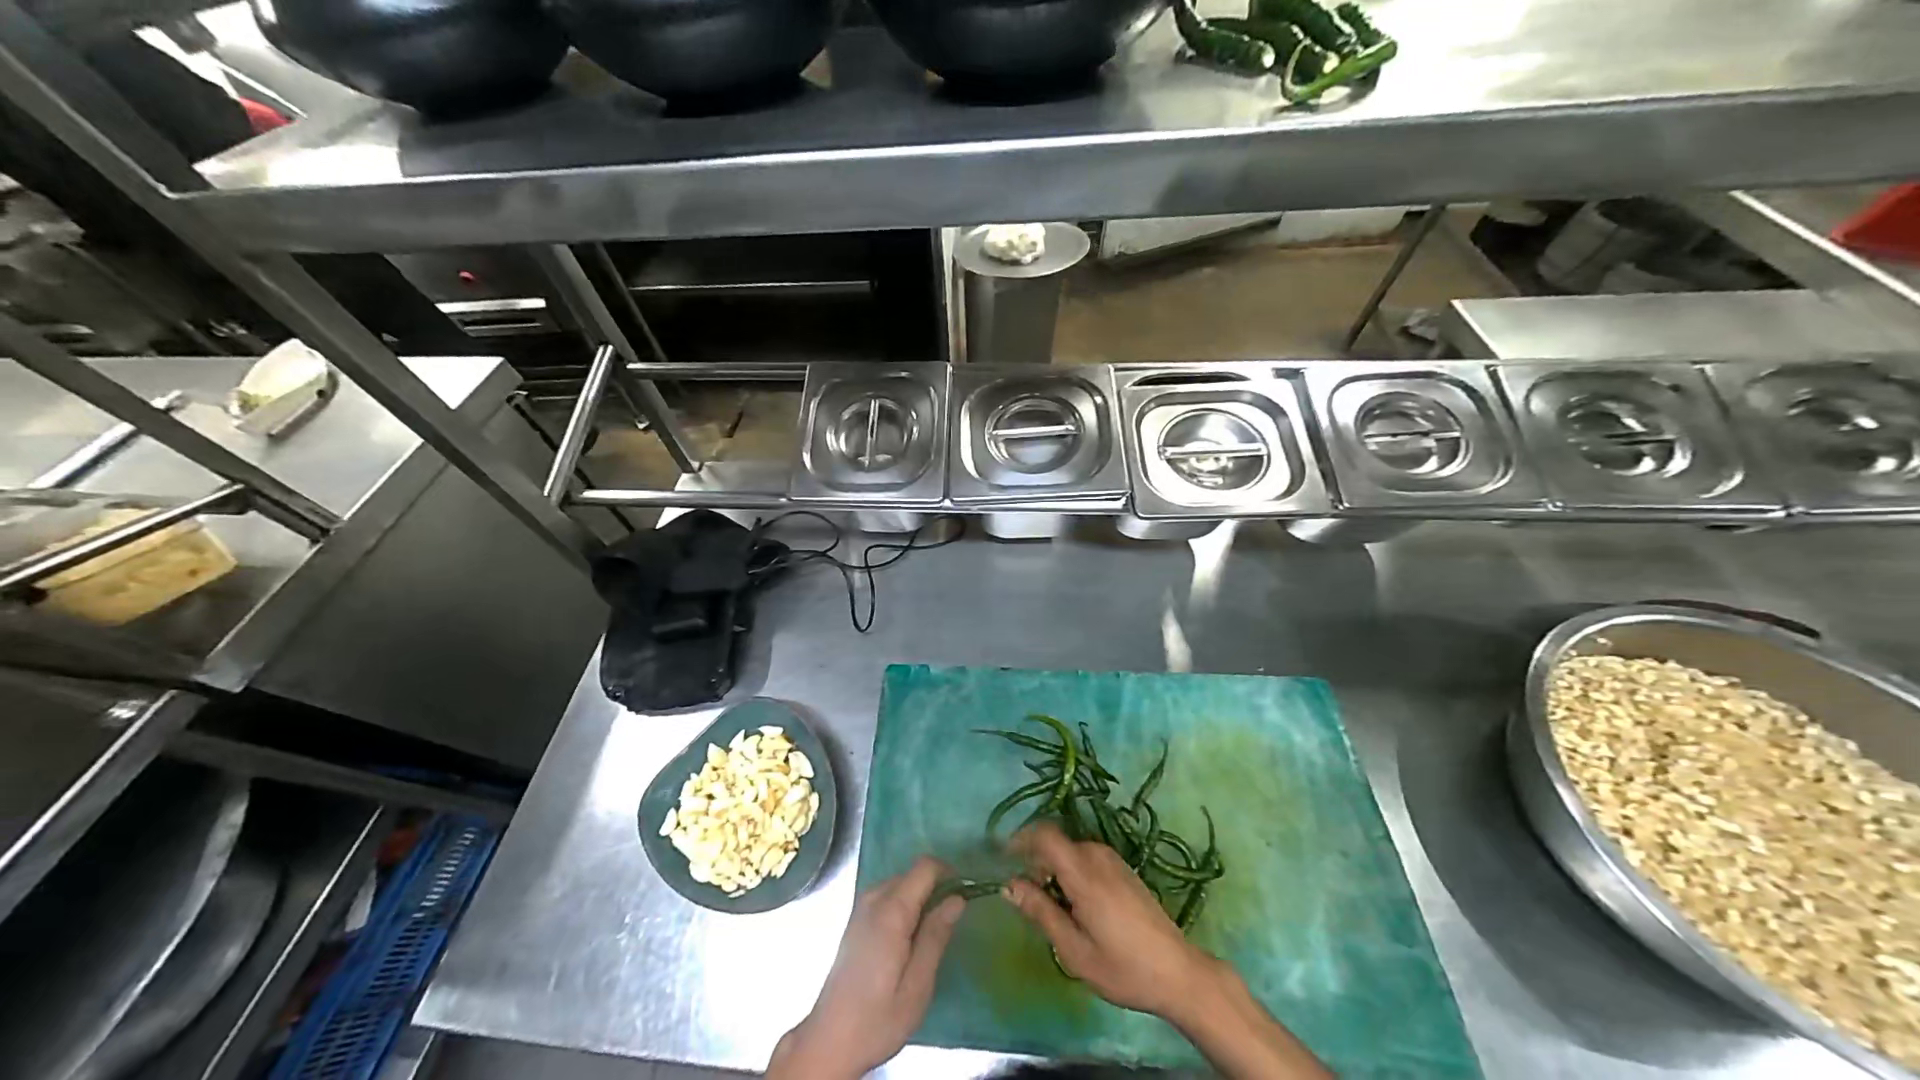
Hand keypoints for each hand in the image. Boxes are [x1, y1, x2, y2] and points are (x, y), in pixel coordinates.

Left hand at [767, 857, 965, 1079]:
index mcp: (891, 911)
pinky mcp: (856, 921)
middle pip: (913, 874)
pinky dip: (905, 907)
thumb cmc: (877, 1018)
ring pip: (900, 884)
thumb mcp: (917, 984)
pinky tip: (908, 941)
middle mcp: (873, 900)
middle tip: (950, 925)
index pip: (925, 867)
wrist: (829, 1040)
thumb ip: (936, 936)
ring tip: (931, 937)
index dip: (949, 874)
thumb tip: (957, 898)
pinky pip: (887, 898)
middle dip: (936, 889)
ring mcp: (861, 909)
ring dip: (920, 899)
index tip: (964, 897)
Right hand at [1003, 823, 1332, 1079]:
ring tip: (1054, 908)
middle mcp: (1099, 857)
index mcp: (1084, 874)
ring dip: (1056, 869)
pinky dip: (1073, 871)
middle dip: (1036, 863)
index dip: (1021, 839)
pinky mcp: (1125, 870)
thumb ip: (1040, 912)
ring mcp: (1115, 862)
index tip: (1003, 858)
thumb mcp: (1073, 949)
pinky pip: (1088, 858)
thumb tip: (1009, 884)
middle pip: (1056, 844)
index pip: (1045, 835)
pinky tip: (1078, 906)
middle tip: (1029, 899)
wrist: (1179, 973)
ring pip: (1072, 851)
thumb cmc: (1122, 967)